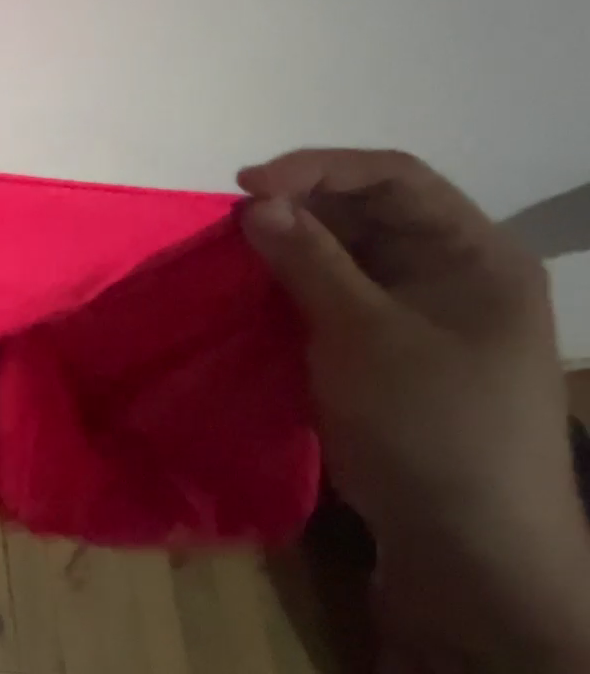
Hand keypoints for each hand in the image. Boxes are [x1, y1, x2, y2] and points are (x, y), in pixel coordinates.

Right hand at [238, 149, 589, 667]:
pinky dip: (286, 276)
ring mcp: (413, 305)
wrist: (461, 533)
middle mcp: (447, 269)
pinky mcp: (379, 338)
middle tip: (227, 219)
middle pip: (365, 207)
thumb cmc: (429, 420)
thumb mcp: (365, 332)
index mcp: (474, 255)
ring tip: (228, 247)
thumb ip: (309, 259)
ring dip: (285, 240)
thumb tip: (256, 201)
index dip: (318, 169)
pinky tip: (248, 282)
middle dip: (295, 203)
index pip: (395, 178)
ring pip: (341, 246)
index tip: (245, 186)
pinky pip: (328, 285)